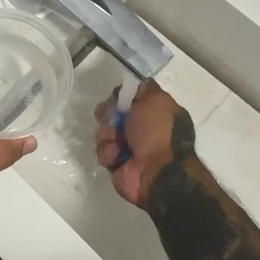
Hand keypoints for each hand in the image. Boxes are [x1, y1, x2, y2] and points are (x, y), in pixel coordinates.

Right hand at [95, 80, 193, 208]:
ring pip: (104, 130)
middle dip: (108, 114)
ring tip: (119, 143)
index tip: (118, 99)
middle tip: (112, 120)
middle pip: (112, 112)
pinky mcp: (116, 162)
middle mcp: (142, 128)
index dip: (120, 96)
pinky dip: (108, 152)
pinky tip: (117, 157)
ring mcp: (128, 146)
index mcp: (155, 113)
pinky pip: (102, 149)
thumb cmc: (158, 134)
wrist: (157, 172)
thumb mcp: (157, 101)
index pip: (128, 97)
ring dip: (108, 135)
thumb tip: (134, 86)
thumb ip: (145, 88)